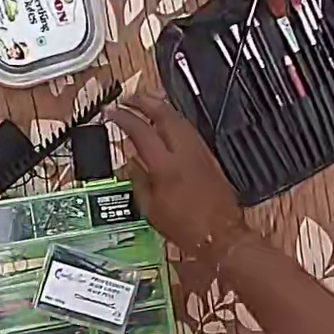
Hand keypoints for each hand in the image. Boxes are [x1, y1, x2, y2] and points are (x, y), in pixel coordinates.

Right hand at [108, 93, 248, 258]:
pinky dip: (173, 120)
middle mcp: (184, 152)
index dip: (123, 118)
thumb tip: (131, 163)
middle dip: (144, 101)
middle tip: (128, 98)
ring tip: (145, 104)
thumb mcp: (150, 208)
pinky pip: (189, 129)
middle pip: (164, 113)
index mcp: (165, 166)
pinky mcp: (209, 156)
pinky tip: (166, 124)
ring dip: (160, 107)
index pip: (140, 131)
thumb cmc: (185, 227)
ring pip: (179, 118)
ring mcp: (199, 152)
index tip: (112, 112)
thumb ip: (138, 180)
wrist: (221, 235)